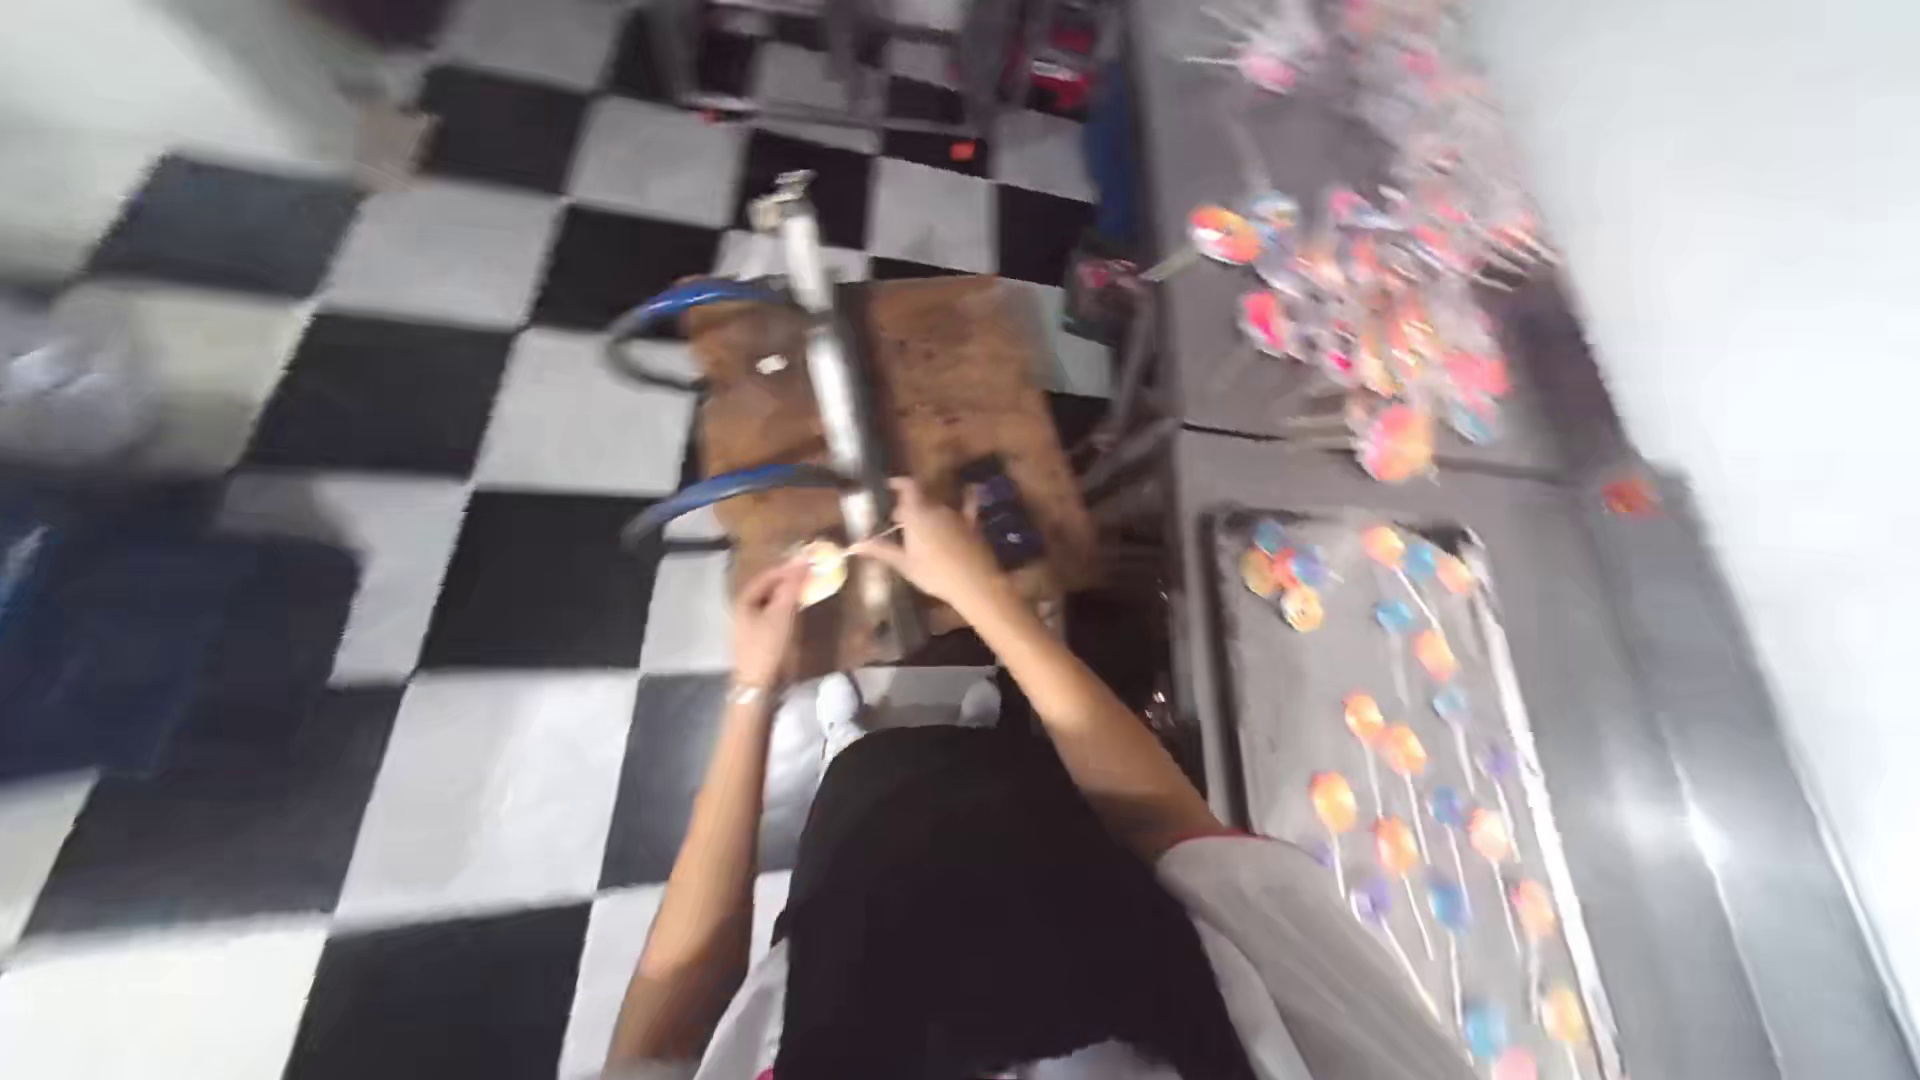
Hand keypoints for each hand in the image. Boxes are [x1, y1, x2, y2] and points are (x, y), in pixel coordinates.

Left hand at [731, 559, 806, 690]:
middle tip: (811, 574)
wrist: (756, 682)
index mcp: (744, 598)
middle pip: (768, 585)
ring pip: (771, 598)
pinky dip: (785, 605)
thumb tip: (802, 561)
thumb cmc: (766, 644)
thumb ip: (791, 586)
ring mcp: (748, 620)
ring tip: (807, 587)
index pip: (769, 575)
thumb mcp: (781, 613)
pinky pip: (772, 610)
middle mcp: (743, 606)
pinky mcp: (756, 632)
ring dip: (788, 592)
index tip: (809, 563)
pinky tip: (797, 607)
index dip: (789, 568)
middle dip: (789, 579)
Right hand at [853, 477, 1005, 609]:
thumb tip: (854, 545)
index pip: (908, 487)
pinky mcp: (972, 525)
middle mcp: (936, 508)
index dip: (898, 483)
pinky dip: (966, 497)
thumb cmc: (933, 574)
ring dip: (927, 511)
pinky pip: (969, 505)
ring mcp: (956, 515)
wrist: (973, 582)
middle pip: (920, 499)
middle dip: (908, 507)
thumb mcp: (904, 564)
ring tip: (920, 528)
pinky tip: (970, 488)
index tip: (889, 486)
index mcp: (917, 514)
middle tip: (897, 521)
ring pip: (938, 506)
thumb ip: (880, 550)